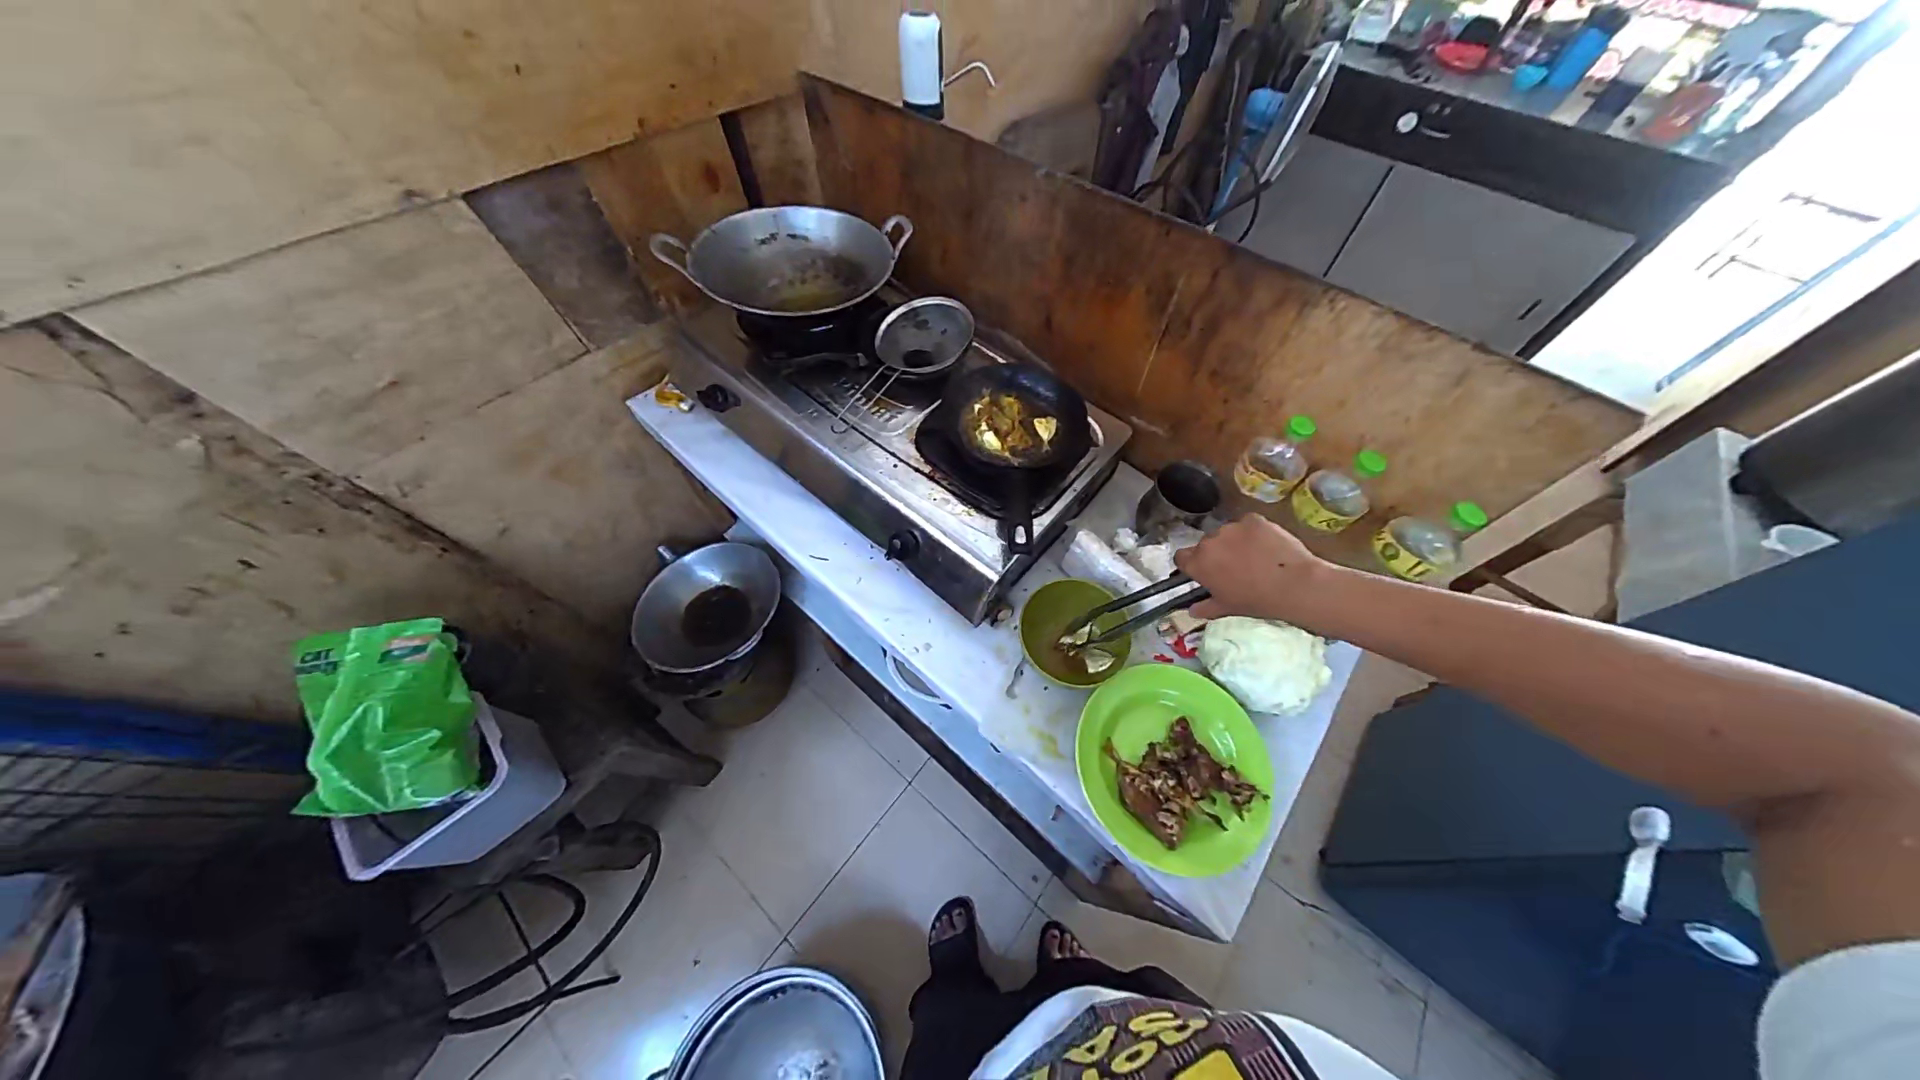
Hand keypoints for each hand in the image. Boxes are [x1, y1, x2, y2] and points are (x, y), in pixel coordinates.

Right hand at [1174, 514, 1328, 621]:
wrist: (1293, 584)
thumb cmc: (1255, 600)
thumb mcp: (1226, 608)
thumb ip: (1205, 608)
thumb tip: (1192, 611)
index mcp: (1198, 563)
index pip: (1181, 557)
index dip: (1191, 564)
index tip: (1203, 571)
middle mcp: (1209, 542)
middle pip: (1206, 544)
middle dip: (1216, 553)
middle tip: (1234, 567)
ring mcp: (1231, 528)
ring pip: (1227, 533)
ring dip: (1234, 542)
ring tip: (1255, 556)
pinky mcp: (1253, 519)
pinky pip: (1247, 524)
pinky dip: (1254, 533)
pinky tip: (1267, 545)